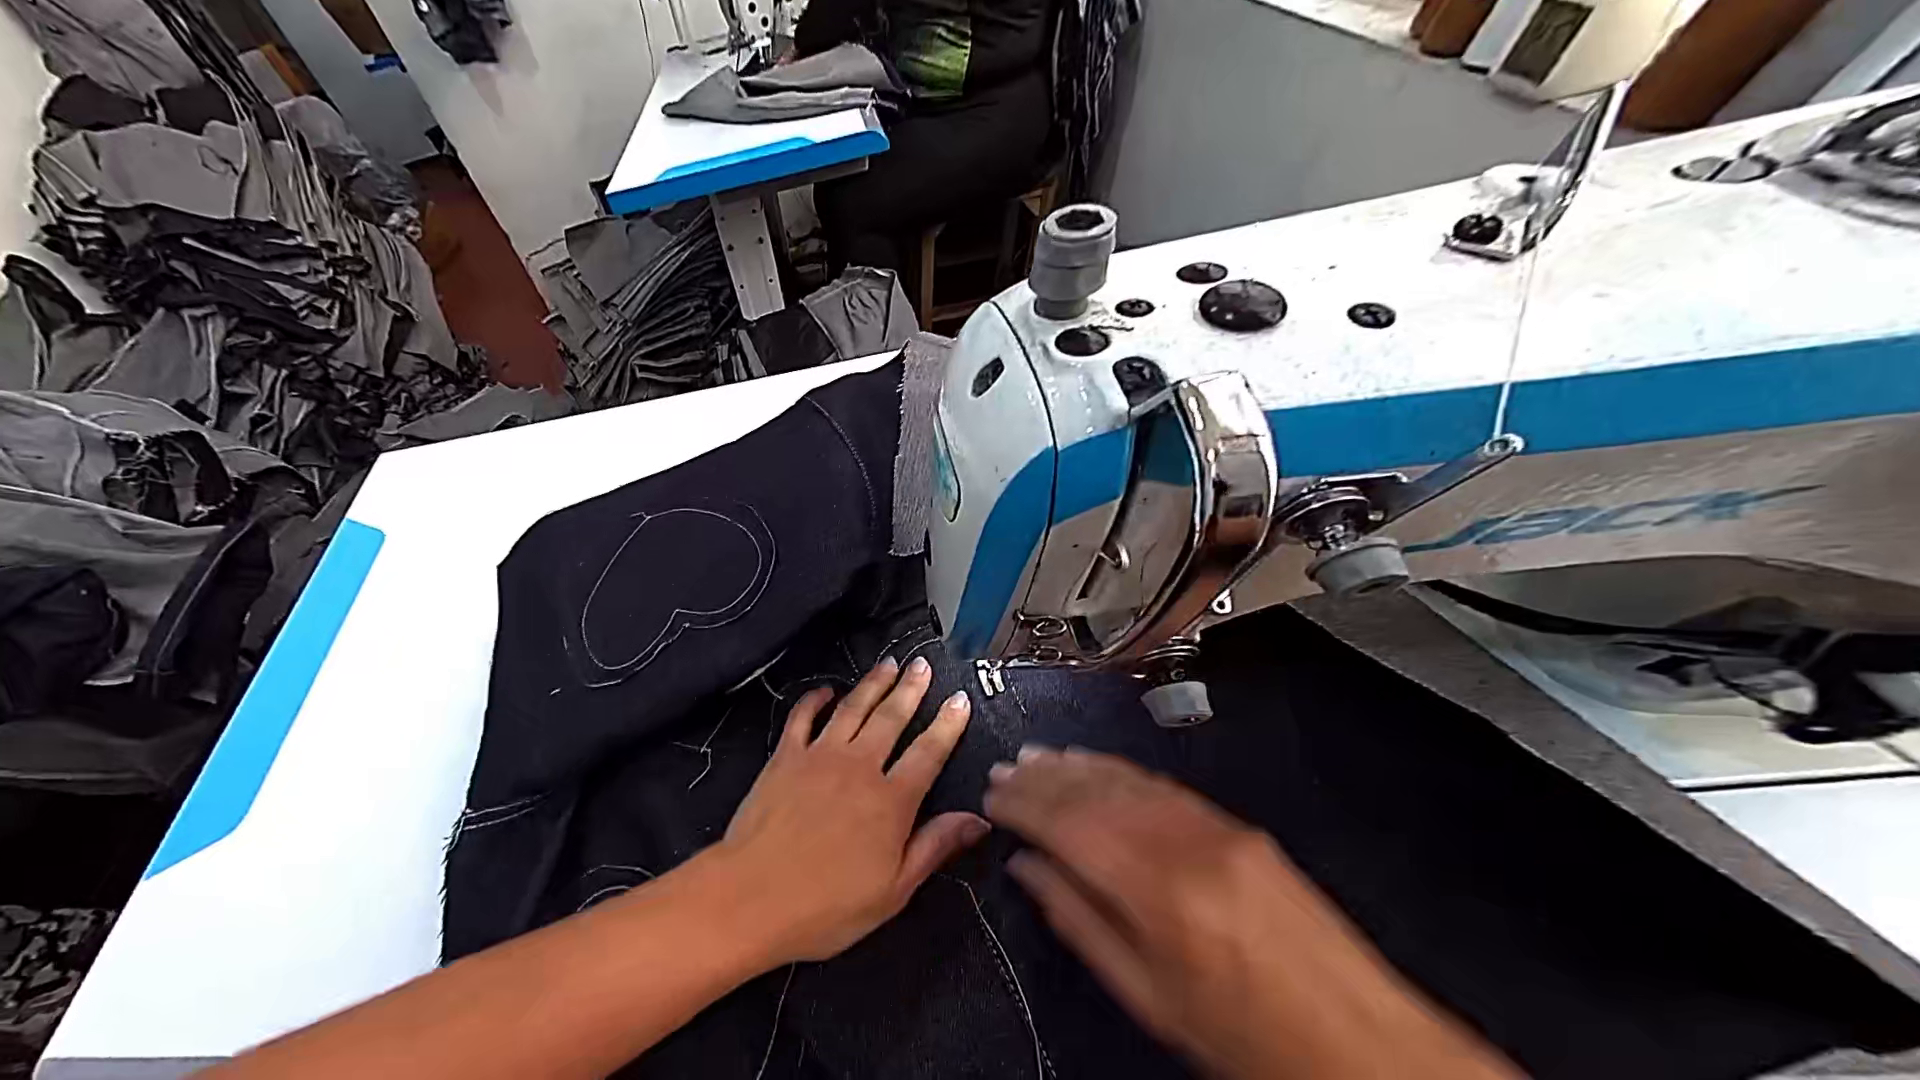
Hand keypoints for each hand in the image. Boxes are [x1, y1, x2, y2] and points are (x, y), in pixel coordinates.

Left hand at [714, 656, 985, 963]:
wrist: (750, 898)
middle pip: (892, 718)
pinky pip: (803, 717)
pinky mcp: (786, 757)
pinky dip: (815, 699)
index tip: (959, 699)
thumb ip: (935, 847)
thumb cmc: (826, 905)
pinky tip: (826, 690)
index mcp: (891, 800)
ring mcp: (820, 756)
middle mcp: (860, 767)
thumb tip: (977, 821)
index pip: (929, 752)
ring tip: (889, 664)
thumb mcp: (893, 891)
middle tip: (922, 665)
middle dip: (911, 688)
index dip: (948, 724)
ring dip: (873, 684)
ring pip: (854, 709)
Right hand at [987, 748, 1520, 1079]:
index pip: (1069, 824)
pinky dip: (1120, 772)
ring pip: (1128, 780)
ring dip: (1077, 765)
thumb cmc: (1245, 1037)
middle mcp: (1183, 841)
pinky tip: (1097, 766)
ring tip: (1038, 758)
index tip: (993, 792)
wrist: (1362, 1041)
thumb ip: (1079, 921)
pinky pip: (1163, 785)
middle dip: (1043, 777)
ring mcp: (1214, 826)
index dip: (1025, 803)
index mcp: (1156, 889)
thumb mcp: (1147, 996)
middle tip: (1005, 767)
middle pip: (1096, 792)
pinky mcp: (1235, 825)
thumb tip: (1028, 869)